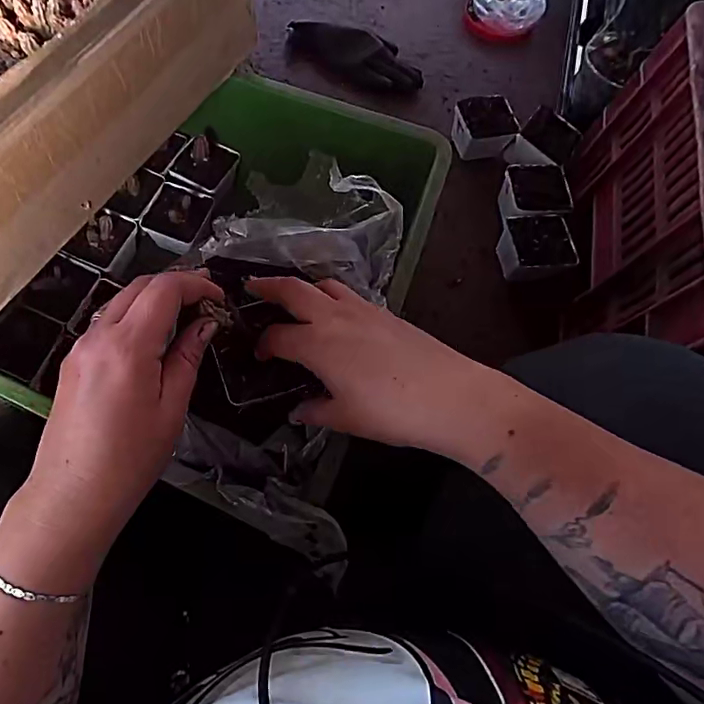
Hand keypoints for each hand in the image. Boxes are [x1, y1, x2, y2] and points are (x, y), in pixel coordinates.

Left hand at [12, 271, 222, 552]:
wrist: (71, 496)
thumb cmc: (125, 462)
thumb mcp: (172, 409)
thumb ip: (188, 357)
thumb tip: (203, 326)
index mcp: (127, 348)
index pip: (164, 289)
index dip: (196, 284)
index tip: (217, 295)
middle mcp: (97, 339)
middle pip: (140, 286)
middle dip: (177, 284)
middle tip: (206, 300)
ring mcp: (80, 349)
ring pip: (121, 301)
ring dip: (154, 299)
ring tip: (184, 318)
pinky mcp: (73, 363)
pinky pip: (106, 323)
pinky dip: (134, 317)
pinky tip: (154, 339)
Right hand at [249, 277, 521, 453]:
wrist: (451, 395)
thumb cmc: (393, 411)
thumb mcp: (347, 419)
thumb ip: (317, 411)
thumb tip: (300, 411)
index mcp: (318, 343)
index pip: (278, 336)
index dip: (263, 344)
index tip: (260, 354)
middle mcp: (336, 317)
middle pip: (294, 289)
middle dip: (268, 285)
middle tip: (252, 286)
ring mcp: (364, 310)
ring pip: (325, 285)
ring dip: (305, 287)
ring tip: (296, 298)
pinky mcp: (387, 312)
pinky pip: (349, 295)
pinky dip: (333, 297)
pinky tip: (337, 316)